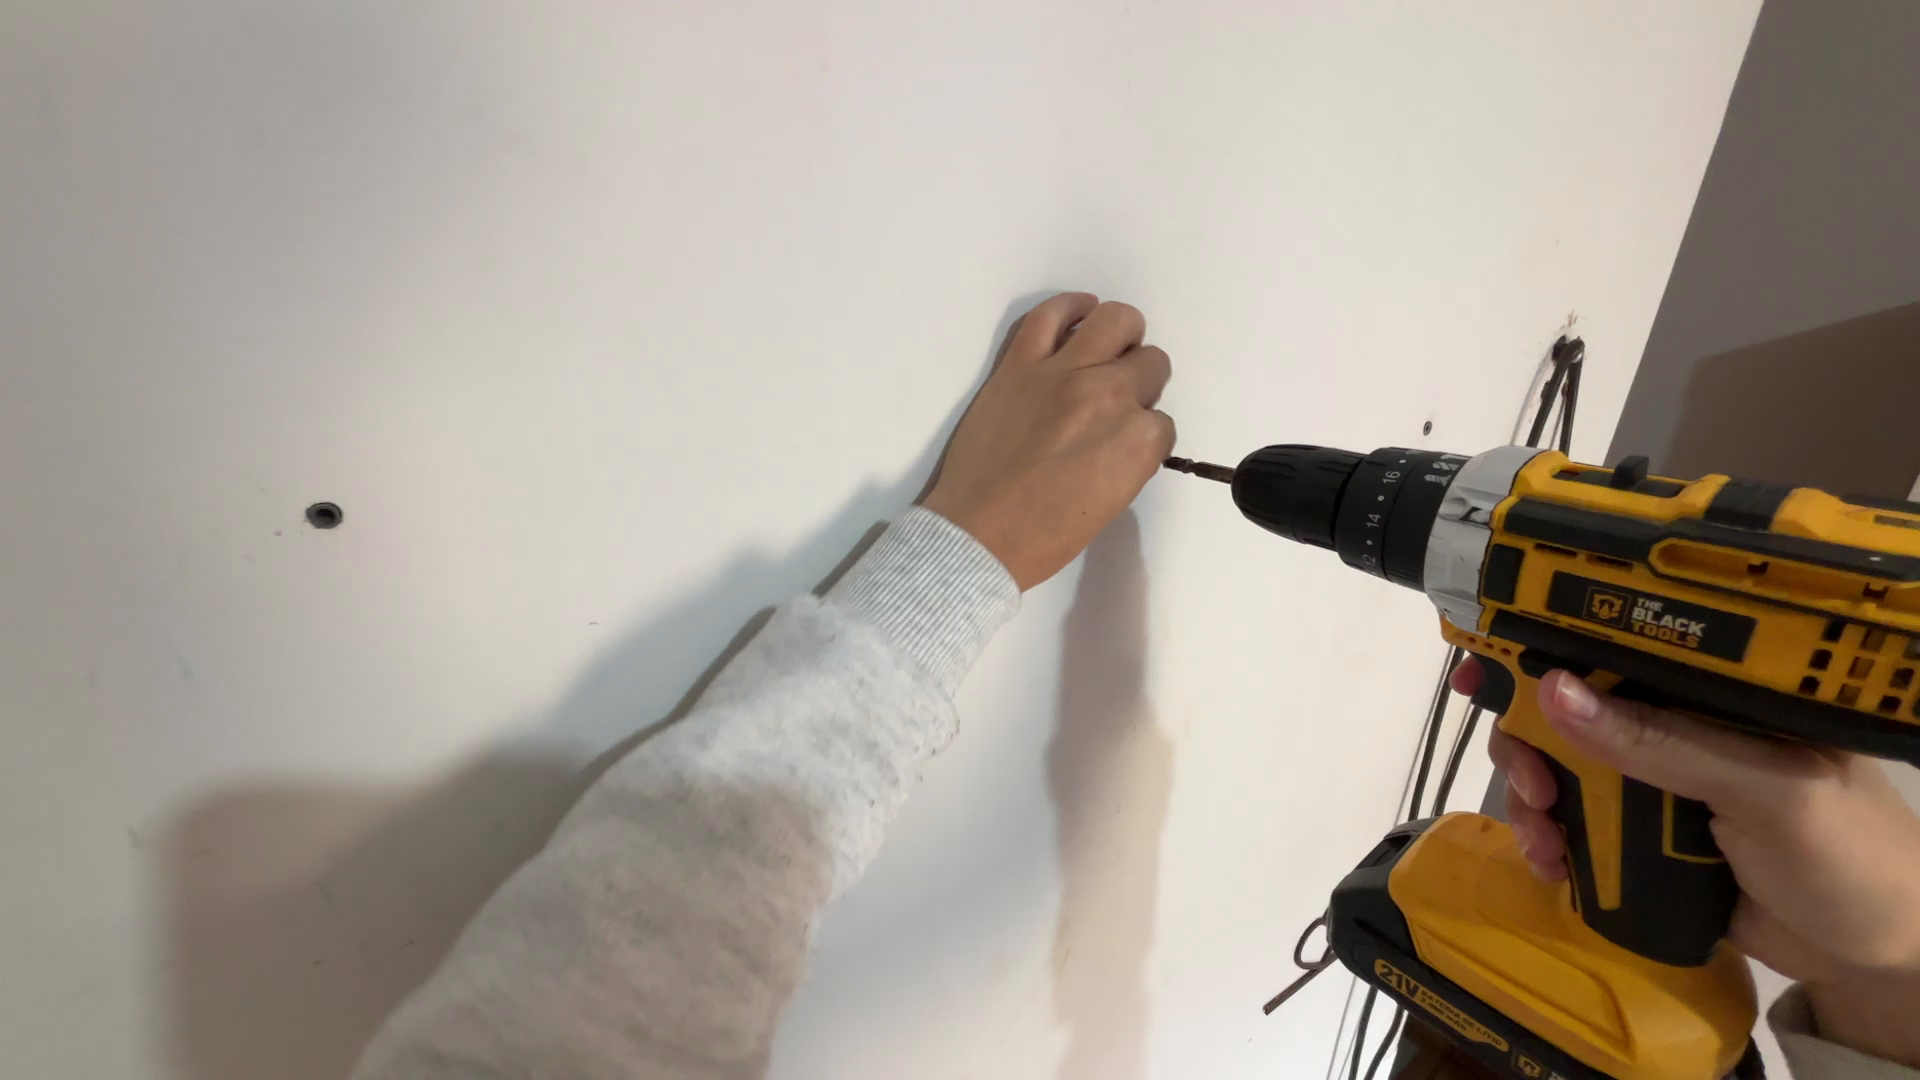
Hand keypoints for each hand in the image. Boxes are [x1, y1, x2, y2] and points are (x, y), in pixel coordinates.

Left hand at [922, 293, 1173, 590]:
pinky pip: (1050, 314)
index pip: (1161, 421)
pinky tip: (1081, 313)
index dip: (1143, 432)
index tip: (1123, 442)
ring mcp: (1062, 373)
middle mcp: (1109, 396)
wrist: (978, 535)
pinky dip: (1070, 307)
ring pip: (1115, 321)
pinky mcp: (1020, 364)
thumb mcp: (1111, 503)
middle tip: (1116, 399)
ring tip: (1110, 348)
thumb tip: (1127, 432)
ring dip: (1122, 334)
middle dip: (1140, 383)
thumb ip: (1128, 458)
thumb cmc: (1045, 535)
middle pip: (1149, 364)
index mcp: (1137, 441)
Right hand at [1457, 658, 1919, 1066]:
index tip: (1478, 672)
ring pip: (1547, 760)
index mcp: (1704, 693)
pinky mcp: (1625, 819)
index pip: (1607, 650)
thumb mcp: (1765, 792)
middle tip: (1533, 787)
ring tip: (1546, 841)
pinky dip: (1542, 834)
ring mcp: (1641, 771)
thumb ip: (1661, 742)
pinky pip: (1558, 811)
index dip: (1535, 649)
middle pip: (1555, 707)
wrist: (1872, 961)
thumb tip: (1551, 689)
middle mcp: (1663, 721)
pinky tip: (1553, 861)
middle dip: (1524, 745)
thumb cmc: (1846, 861)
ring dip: (1529, 798)